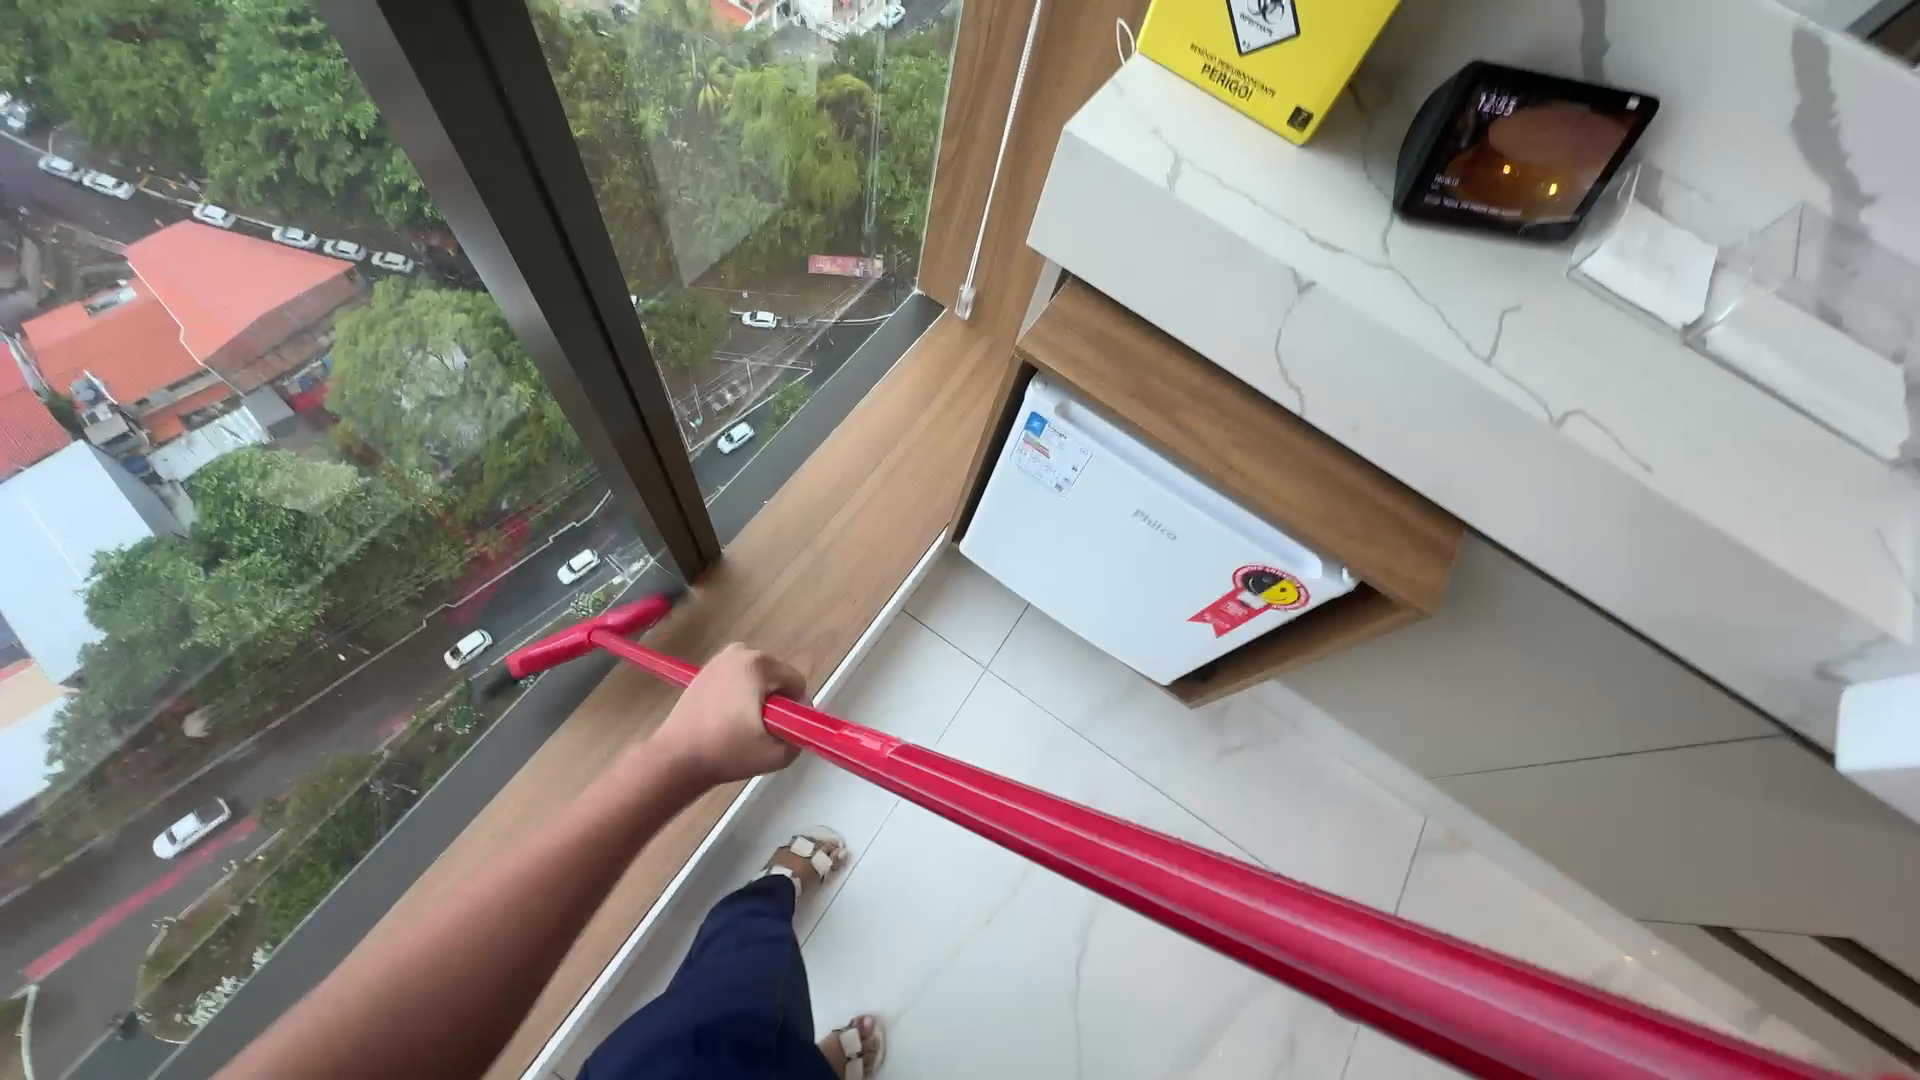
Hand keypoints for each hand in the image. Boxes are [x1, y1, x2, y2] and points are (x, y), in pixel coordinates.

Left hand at [652, 643, 806, 786]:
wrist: (676, 758)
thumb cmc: (727, 752)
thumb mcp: (778, 754)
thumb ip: (803, 736)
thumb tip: (802, 724)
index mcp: (759, 664)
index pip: (796, 683)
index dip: (795, 710)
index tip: (781, 730)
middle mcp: (742, 651)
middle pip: (777, 677)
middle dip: (776, 702)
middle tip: (760, 730)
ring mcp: (721, 657)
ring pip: (759, 678)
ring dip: (759, 698)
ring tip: (742, 725)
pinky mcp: (707, 668)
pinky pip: (740, 679)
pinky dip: (741, 694)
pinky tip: (728, 718)